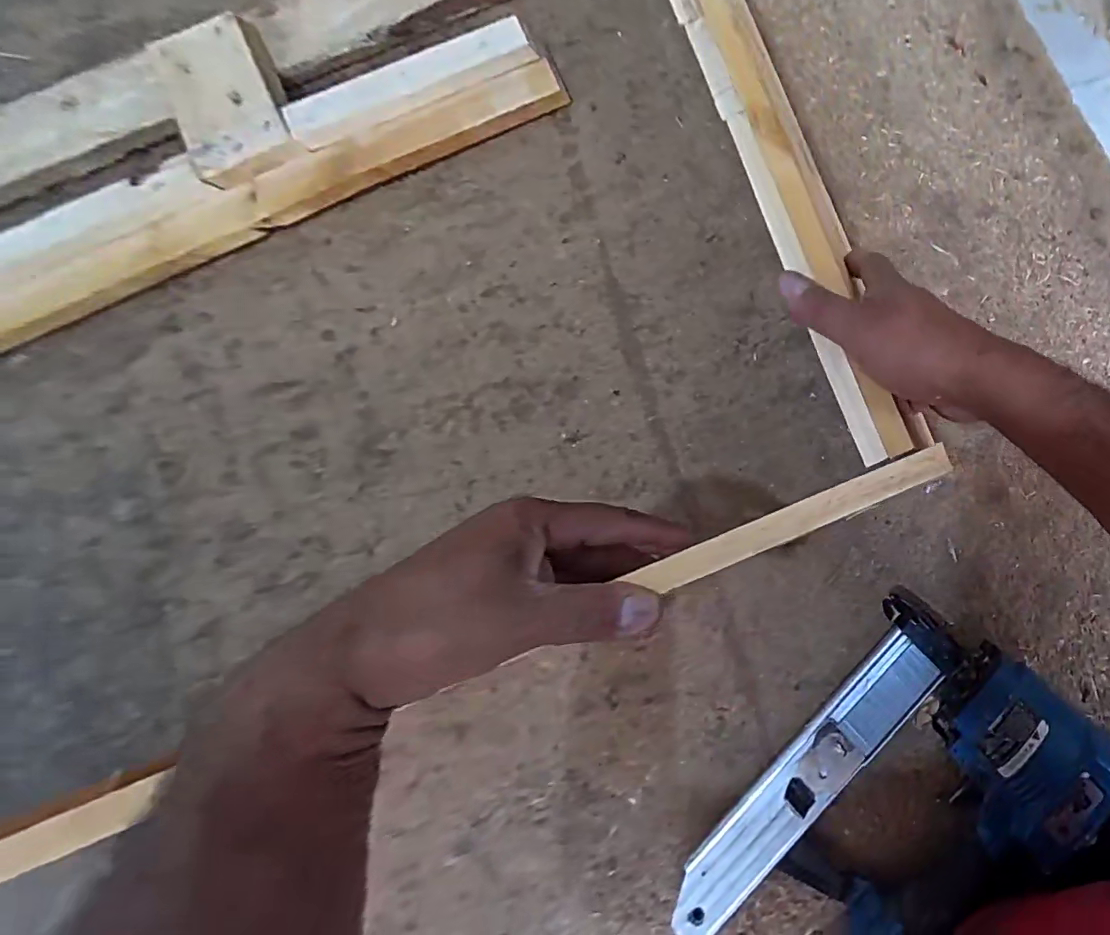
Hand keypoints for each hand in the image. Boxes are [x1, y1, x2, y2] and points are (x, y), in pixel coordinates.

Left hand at [301, 498, 691, 709]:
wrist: (334, 671)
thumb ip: (592, 613)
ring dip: (610, 586)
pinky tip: (599, 620)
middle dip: (635, 564)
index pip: (609, 521)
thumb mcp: (521, 619)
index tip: (693, 544)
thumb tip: (656, 610)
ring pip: (575, 568)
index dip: (653, 533)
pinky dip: (583, 602)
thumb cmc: (434, 628)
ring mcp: (502, 561)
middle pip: (595, 543)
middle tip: (677, 582)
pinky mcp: (489, 591)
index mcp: (528, 520)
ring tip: (647, 605)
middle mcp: (519, 532)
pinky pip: (554, 588)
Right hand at [778, 250, 1015, 420]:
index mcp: (892, 290)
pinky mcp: (944, 364)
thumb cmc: (912, 349)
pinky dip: (903, 376)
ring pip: (901, 336)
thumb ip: (822, 308)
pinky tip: (894, 395)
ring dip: (882, 345)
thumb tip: (785, 277)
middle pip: (888, 299)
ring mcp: (934, 336)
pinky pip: (917, 366)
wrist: (974, 380)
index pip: (871, 263)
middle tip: (839, 321)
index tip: (838, 265)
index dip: (853, 261)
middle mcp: (915, 307)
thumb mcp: (856, 328)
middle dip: (865, 306)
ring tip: (859, 363)